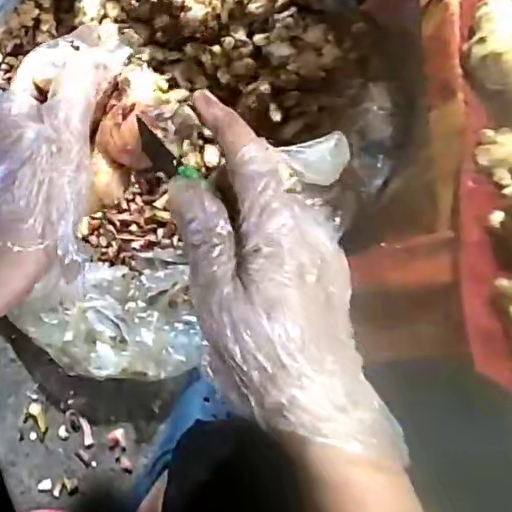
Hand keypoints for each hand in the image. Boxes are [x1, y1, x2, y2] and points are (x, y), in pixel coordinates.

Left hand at [0, 38, 124, 256]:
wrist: (15, 252)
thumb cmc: (40, 187)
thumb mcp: (62, 130)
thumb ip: (77, 87)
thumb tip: (95, 52)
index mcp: (16, 108)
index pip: (43, 64)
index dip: (74, 52)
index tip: (109, 48)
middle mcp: (17, 126)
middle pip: (53, 91)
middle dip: (87, 82)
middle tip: (124, 79)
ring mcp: (26, 152)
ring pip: (61, 119)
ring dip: (91, 110)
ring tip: (125, 108)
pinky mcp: (36, 176)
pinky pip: (65, 146)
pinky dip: (87, 139)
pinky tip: (109, 146)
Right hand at [168, 91, 403, 462]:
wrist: (323, 412)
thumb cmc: (259, 350)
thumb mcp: (216, 292)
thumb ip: (204, 232)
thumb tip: (186, 183)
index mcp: (278, 226)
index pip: (251, 157)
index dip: (225, 124)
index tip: (199, 99)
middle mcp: (307, 227)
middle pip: (265, 176)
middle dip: (226, 159)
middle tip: (185, 165)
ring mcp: (322, 251)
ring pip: (275, 202)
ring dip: (238, 191)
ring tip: (202, 207)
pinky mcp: (325, 273)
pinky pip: (284, 225)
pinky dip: (254, 216)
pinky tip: (235, 243)